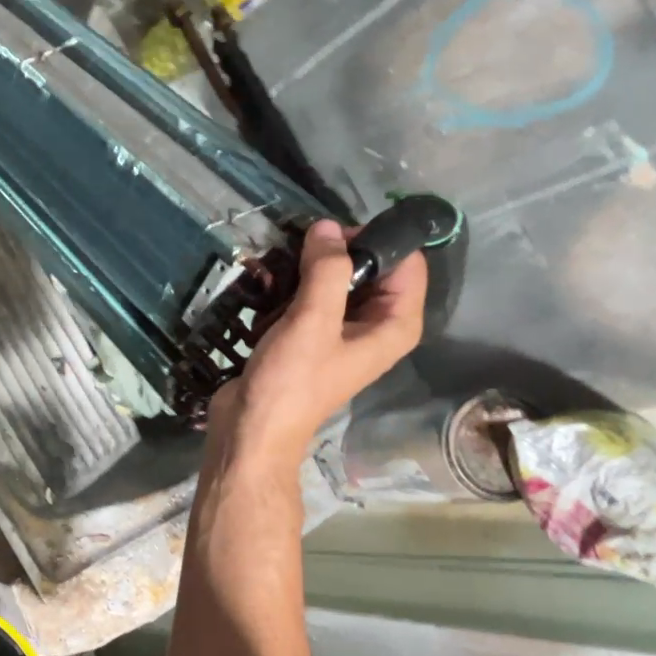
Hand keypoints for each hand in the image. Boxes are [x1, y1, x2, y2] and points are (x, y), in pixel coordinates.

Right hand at [208, 219, 426, 464]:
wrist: (251, 429)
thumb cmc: (291, 380)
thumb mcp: (312, 321)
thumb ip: (325, 270)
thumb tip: (325, 227)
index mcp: (395, 324)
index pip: (405, 262)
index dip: (374, 241)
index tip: (328, 235)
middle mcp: (374, 327)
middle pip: (367, 271)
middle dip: (332, 256)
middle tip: (294, 249)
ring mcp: (338, 335)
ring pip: (332, 287)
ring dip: (303, 275)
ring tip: (274, 270)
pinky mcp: (306, 342)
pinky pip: (306, 305)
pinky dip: (287, 295)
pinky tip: (264, 293)